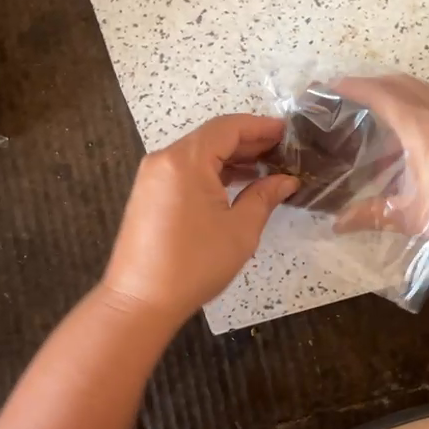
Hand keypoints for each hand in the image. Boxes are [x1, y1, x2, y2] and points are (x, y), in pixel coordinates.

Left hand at [100, 114, 299, 324]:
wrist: (140, 301)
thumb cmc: (195, 264)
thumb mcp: (240, 229)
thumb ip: (264, 196)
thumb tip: (286, 180)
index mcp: (186, 160)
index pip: (228, 128)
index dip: (261, 126)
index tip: (288, 132)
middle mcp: (165, 160)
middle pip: (212, 137)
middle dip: (249, 141)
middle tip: (283, 150)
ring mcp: (153, 177)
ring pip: (199, 154)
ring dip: (232, 158)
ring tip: (267, 167)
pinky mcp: (150, 194)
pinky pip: (186, 171)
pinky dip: (212, 172)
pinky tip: (238, 184)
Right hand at [332, 74, 428, 259]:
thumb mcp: (413, 217)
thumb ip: (371, 215)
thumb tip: (337, 224)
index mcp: (422, 128)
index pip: (381, 95)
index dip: (354, 87)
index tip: (332, 86)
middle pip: (399, 83)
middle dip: (371, 83)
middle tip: (347, 95)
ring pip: (420, 88)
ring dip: (394, 90)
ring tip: (373, 106)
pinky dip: (415, 100)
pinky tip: (409, 126)